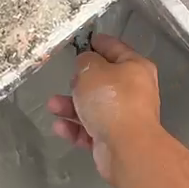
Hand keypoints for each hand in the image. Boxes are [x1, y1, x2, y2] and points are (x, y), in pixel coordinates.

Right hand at [47, 33, 164, 178]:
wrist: (126, 147)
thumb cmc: (111, 100)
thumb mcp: (92, 70)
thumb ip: (85, 61)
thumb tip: (86, 63)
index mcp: (135, 68)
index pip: (116, 48)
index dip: (99, 42)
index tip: (86, 39)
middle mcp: (133, 91)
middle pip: (102, 81)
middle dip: (80, 81)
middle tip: (69, 80)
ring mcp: (124, 117)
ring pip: (93, 107)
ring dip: (70, 106)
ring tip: (53, 106)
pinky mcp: (114, 139)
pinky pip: (90, 129)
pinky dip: (75, 128)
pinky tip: (60, 126)